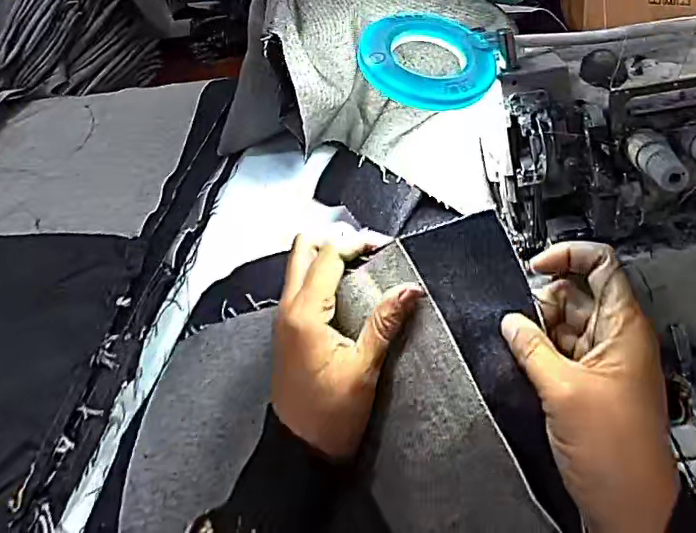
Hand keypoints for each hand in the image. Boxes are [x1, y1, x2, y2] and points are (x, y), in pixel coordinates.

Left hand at [272, 224, 423, 460]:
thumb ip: (385, 322)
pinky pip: (302, 283)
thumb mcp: (363, 369)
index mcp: (304, 313)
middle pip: (304, 248)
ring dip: (330, 255)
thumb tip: (410, 288)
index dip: (357, 242)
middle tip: (368, 249)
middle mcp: (288, 308)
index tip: (383, 247)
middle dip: (337, 240)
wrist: (297, 455)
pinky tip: (349, 288)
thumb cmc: (328, 418)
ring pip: (301, 264)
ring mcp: (285, 318)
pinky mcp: (289, 329)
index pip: (328, 254)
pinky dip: (323, 273)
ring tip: (363, 264)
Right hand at [502, 242, 677, 532]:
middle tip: (523, 320)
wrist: (630, 513)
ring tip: (525, 348)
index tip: (537, 265)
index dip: (568, 254)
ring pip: (569, 321)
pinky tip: (530, 364)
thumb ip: (531, 346)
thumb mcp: (562, 391)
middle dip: (546, 300)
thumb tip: (510, 320)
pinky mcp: (595, 384)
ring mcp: (607, 361)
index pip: (601, 263)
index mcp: (625, 326)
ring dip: (543, 329)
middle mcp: (619, 337)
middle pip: (578, 292)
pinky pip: (566, 350)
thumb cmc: (618, 458)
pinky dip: (546, 351)